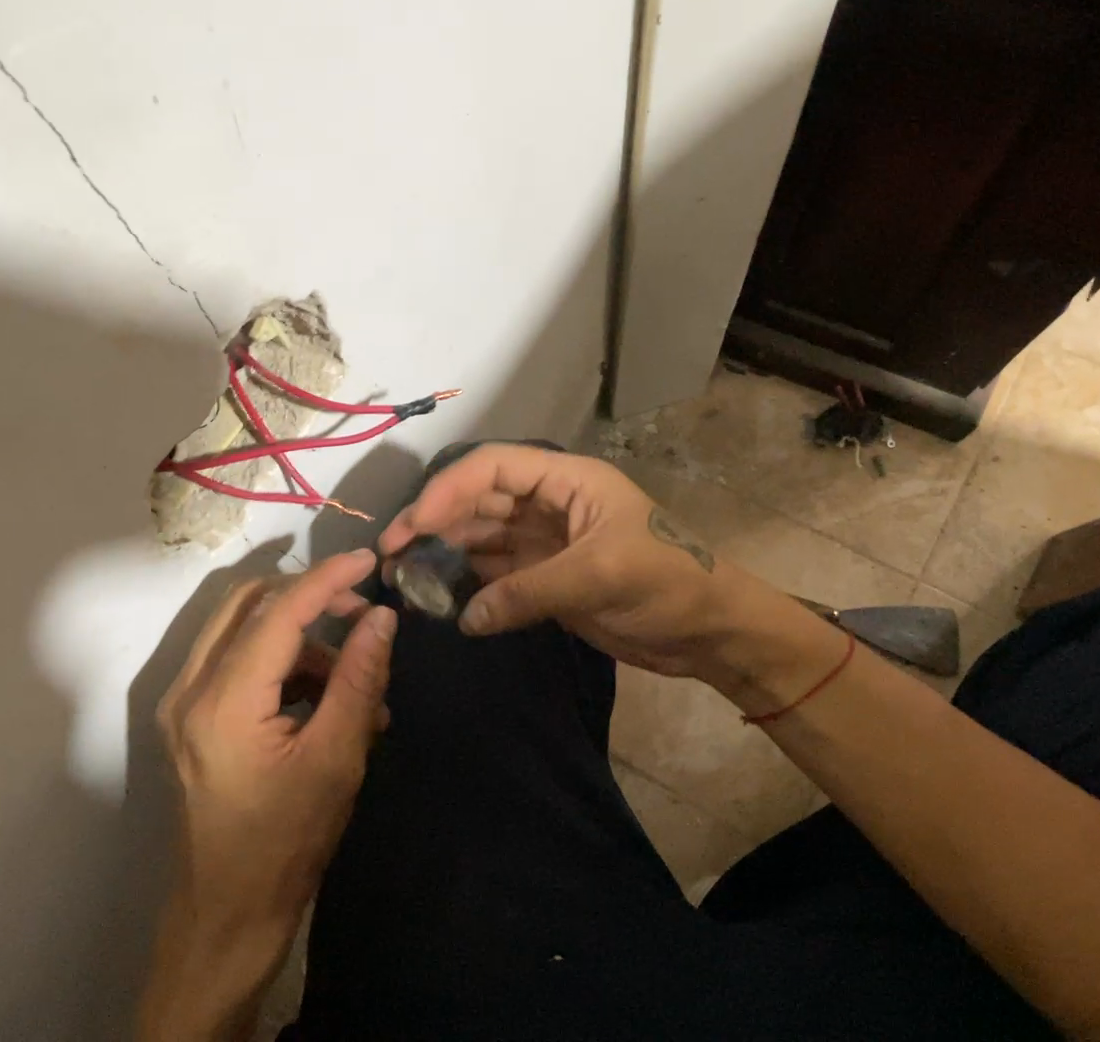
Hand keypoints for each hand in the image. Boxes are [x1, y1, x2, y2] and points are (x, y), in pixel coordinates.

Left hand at [155, 549, 396, 934]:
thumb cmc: (287, 842)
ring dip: (300, 638)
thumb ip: (358, 679)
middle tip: (361, 615)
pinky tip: (326, 700)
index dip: (328, 579)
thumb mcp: (336, 758)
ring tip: (355, 682)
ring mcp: (183, 704)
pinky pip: (237, 664)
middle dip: (309, 598)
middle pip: (247, 604)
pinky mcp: (190, 720)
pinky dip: (282, 665)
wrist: (229, 913)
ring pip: (241, 631)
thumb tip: (382, 618)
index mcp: (224, 701)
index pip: (278, 611)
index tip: (370, 561)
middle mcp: (190, 689)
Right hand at [378, 444, 732, 678]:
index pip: (493, 468)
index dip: (447, 490)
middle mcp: (549, 504)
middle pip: (479, 500)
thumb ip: (528, 592)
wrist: (709, 631)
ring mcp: (545, 543)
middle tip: (391, 555)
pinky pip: (495, 575)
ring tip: (404, 576)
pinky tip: (440, 597)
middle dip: (435, 521)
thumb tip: (465, 618)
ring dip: (445, 553)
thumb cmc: (668, 583)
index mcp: (567, 480)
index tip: (412, 526)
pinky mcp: (546, 580)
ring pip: (482, 537)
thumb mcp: (601, 575)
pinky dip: (468, 584)